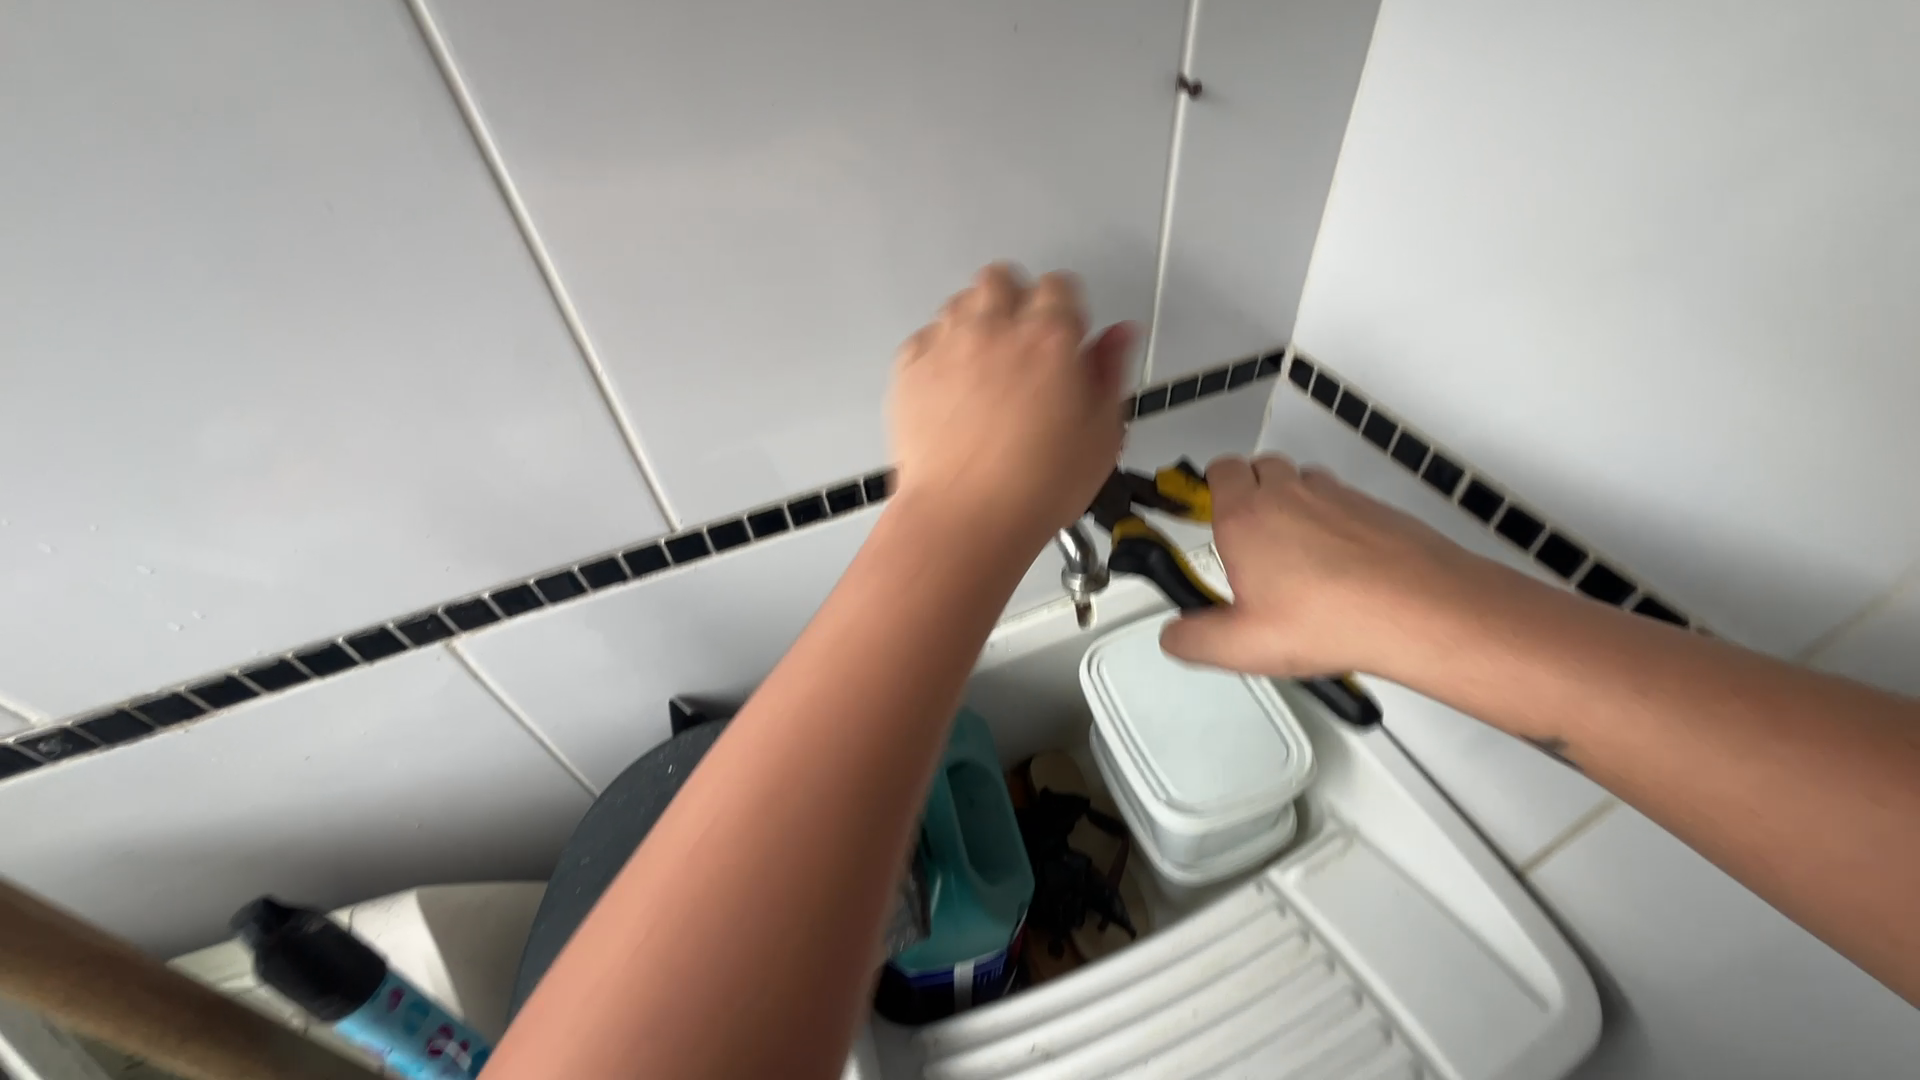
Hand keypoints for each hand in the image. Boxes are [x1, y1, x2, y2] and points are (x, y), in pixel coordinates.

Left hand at [888, 263, 1133, 542]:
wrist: (966, 517)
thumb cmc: (1036, 486)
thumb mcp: (1102, 434)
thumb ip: (1109, 373)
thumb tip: (1118, 336)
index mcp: (1050, 336)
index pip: (1060, 286)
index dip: (1065, 310)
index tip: (1065, 337)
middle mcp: (995, 328)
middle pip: (1003, 279)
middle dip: (1015, 300)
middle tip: (1022, 343)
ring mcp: (947, 345)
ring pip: (960, 302)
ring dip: (976, 321)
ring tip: (986, 367)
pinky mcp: (910, 369)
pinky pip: (925, 338)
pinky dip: (939, 352)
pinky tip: (951, 387)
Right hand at [1160, 454, 1488, 679]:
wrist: (1422, 611)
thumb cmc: (1333, 619)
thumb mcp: (1241, 646)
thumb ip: (1192, 639)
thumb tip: (1174, 635)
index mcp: (1246, 517)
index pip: (1219, 471)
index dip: (1210, 488)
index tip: (1207, 515)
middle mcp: (1290, 494)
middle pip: (1259, 467)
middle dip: (1249, 492)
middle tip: (1248, 538)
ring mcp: (1337, 496)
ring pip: (1302, 481)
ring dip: (1291, 502)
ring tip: (1294, 554)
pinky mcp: (1375, 508)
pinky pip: (1342, 501)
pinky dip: (1332, 520)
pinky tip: (1339, 565)